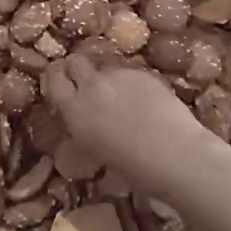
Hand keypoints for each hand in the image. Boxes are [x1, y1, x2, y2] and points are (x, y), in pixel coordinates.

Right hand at [41, 55, 217, 191]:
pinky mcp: (142, 72)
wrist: (176, 154)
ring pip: (105, 67)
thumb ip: (86, 125)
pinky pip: (129, 73)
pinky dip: (133, 83)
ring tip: (125, 98)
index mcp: (75, 111)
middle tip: (89, 83)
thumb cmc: (135, 168)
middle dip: (79, 69)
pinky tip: (147, 102)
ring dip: (109, 78)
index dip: (58, 77)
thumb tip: (88, 119)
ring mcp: (118, 76)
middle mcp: (91, 87)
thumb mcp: (97, 148)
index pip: (54, 79)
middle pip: (76, 61)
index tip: (63, 81)